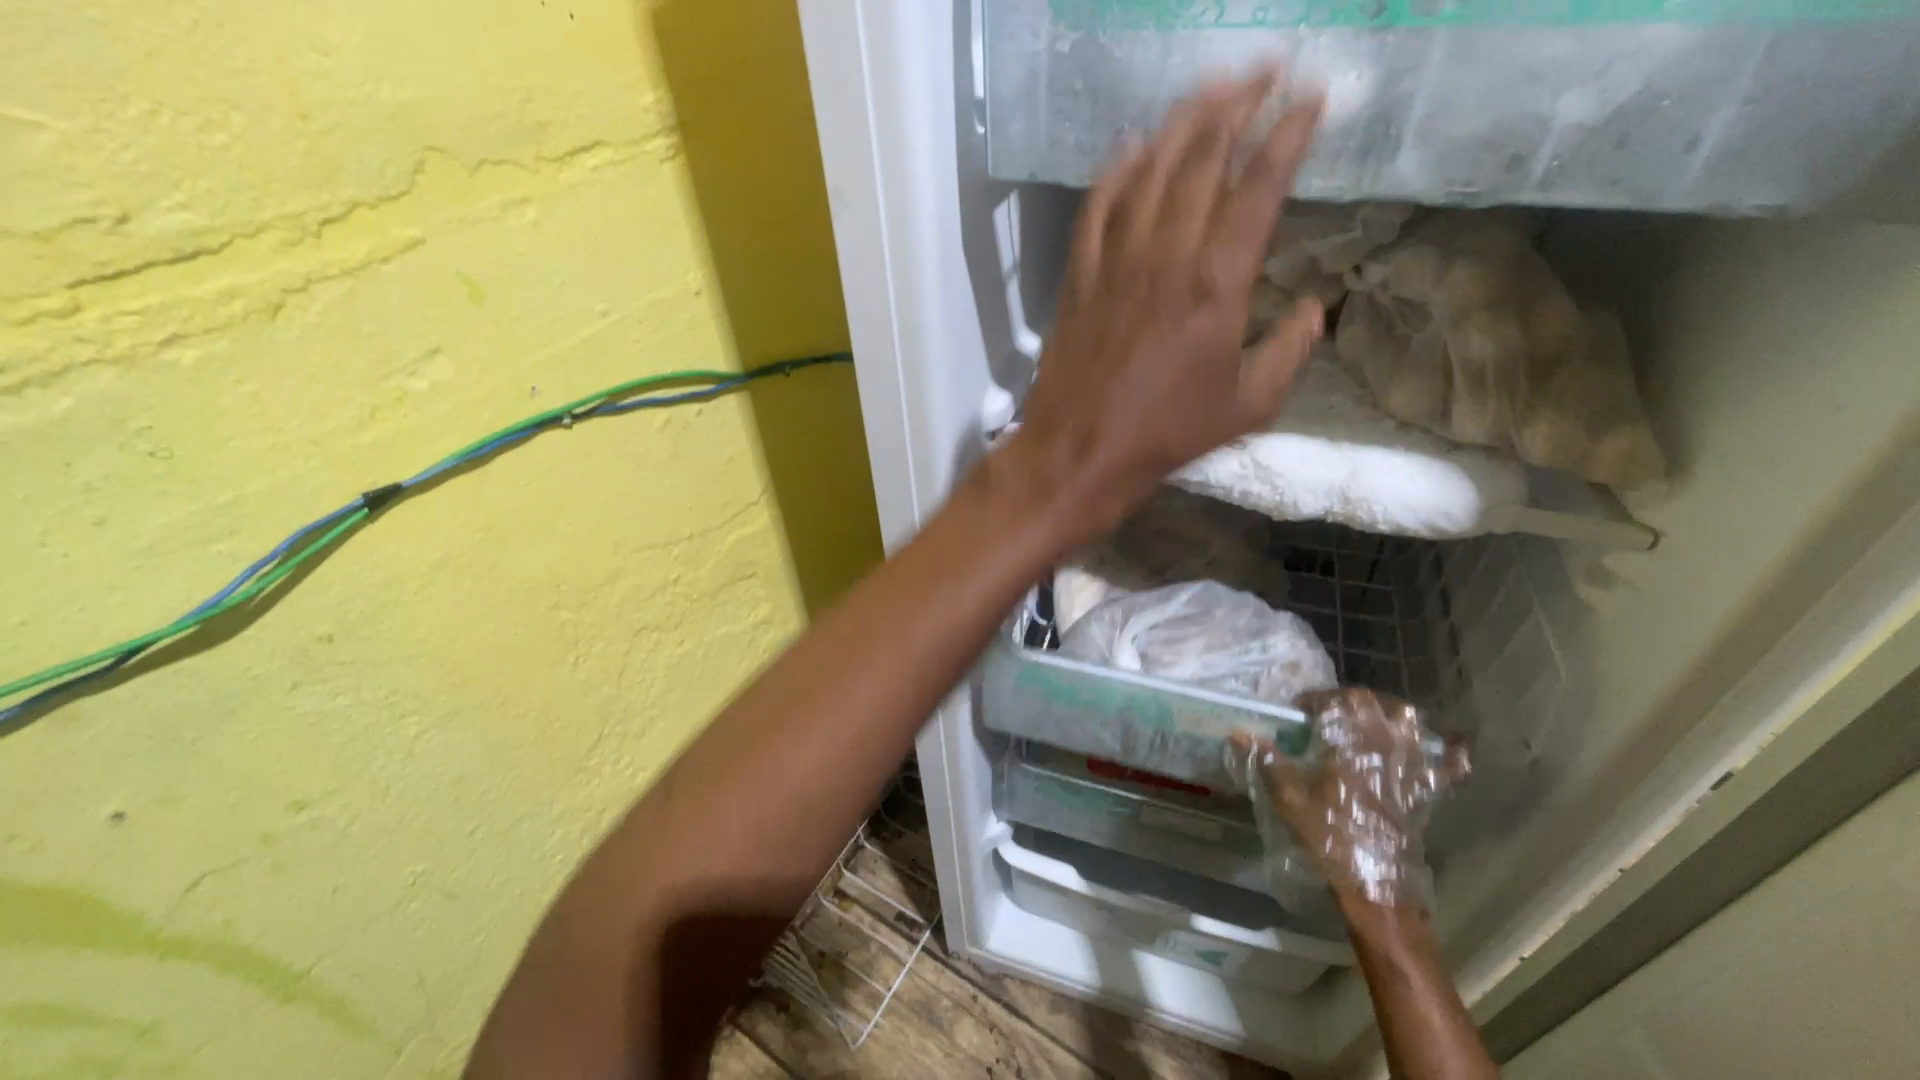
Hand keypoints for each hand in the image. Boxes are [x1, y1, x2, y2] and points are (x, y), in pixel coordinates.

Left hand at [1008, 69, 1325, 536]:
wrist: (1080, 451)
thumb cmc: (1167, 434)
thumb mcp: (1249, 406)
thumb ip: (1290, 351)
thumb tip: (1314, 309)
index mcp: (1217, 283)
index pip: (1260, 186)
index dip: (1289, 134)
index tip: (1313, 98)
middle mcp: (1166, 254)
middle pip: (1205, 156)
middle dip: (1241, 102)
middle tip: (1268, 68)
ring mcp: (1116, 258)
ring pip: (1152, 168)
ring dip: (1185, 119)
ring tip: (1214, 85)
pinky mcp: (1080, 271)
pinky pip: (1099, 203)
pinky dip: (1119, 167)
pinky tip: (1135, 143)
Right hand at [1230, 687, 1470, 910]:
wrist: (1376, 883)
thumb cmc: (1329, 837)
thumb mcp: (1290, 800)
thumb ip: (1269, 762)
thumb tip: (1240, 732)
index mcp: (1349, 743)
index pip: (1334, 700)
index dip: (1314, 699)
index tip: (1299, 712)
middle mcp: (1384, 744)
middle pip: (1370, 702)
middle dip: (1346, 700)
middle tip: (1327, 715)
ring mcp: (1411, 764)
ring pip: (1408, 719)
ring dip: (1388, 711)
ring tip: (1370, 721)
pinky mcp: (1427, 787)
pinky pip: (1449, 761)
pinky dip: (1450, 749)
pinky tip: (1446, 744)